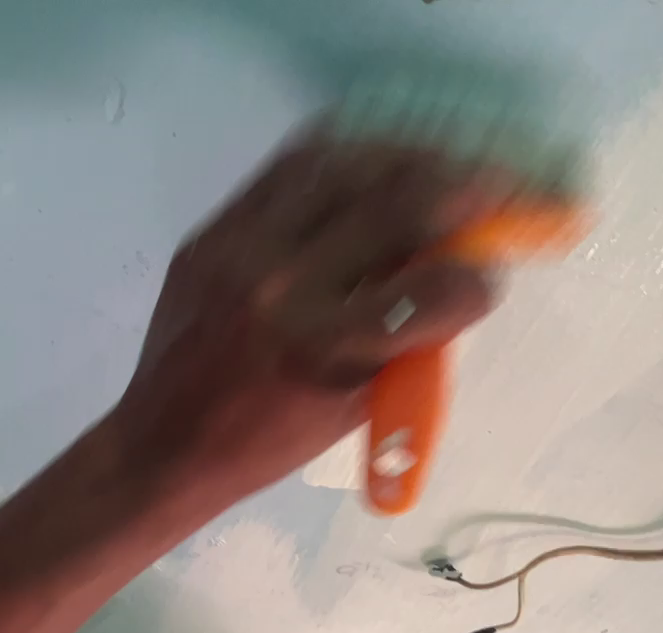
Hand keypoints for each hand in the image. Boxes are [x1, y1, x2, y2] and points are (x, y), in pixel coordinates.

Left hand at [106, 131, 513, 506]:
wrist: (164, 444)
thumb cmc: (263, 446)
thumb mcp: (348, 412)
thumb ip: (402, 348)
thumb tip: (450, 280)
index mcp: (325, 349)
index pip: (436, 290)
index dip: (478, 284)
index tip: (485, 280)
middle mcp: (286, 284)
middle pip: (401, 200)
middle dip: (470, 189)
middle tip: (498, 190)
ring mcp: (242, 247)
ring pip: (348, 163)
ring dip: (409, 158)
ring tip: (438, 166)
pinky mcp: (213, 231)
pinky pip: (290, 166)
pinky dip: (344, 156)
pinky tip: (373, 161)